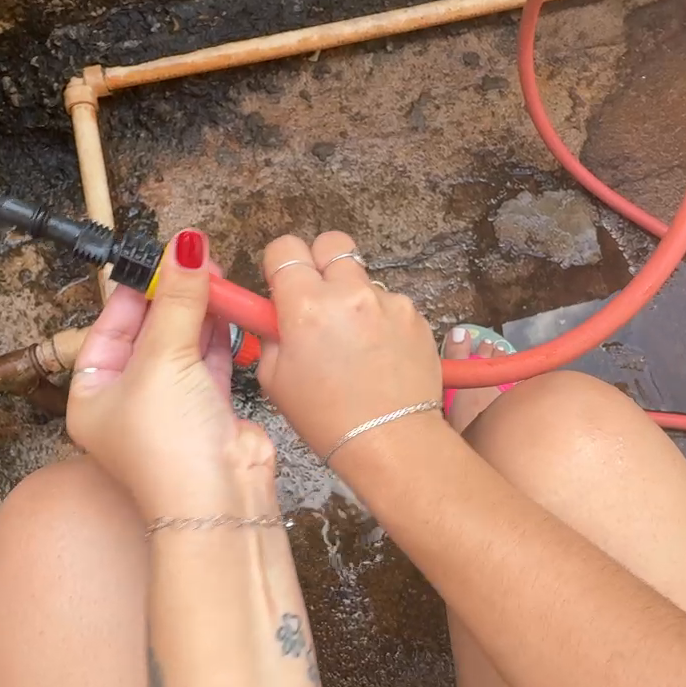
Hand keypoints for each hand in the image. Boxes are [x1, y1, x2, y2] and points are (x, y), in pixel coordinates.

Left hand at [66, 230, 272, 515]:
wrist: (220, 501)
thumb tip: (186, 246)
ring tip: (217, 276)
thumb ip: (177, 301)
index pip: (109, 327)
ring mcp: (172, 405)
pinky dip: (219, 336)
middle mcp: (130, 400)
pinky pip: (210, 362)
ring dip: (199, 312)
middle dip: (173, 297)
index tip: (160, 258)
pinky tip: (228, 309)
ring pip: (183, 345)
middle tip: (197, 261)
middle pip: (149, 333)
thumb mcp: (163, 361)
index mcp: (94, 394)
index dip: (135, 291)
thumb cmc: (170, 445)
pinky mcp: (208, 409)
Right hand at [255, 231, 443, 458]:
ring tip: (354, 342)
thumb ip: (270, 334)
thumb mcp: (274, 379)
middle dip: (320, 264)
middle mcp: (348, 293)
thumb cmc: (326, 419)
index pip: (285, 247)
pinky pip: (389, 303)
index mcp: (305, 306)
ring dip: (353, 297)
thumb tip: (275, 314)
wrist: (390, 442)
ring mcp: (387, 301)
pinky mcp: (415, 315)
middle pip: (331, 243)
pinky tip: (378, 354)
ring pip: (362, 277)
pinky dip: (381, 320)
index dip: (281, 264)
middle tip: (318, 298)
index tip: (283, 285)